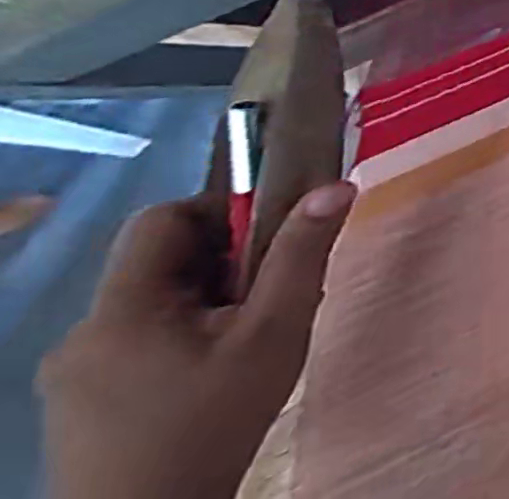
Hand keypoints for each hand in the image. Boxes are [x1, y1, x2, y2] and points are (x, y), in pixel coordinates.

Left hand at [38, 182, 355, 498]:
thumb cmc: (215, 417)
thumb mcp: (275, 329)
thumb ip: (300, 254)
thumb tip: (335, 186)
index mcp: (122, 308)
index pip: (163, 218)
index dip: (224, 210)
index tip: (274, 235)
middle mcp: (86, 329)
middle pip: (164, 259)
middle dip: (231, 259)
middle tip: (279, 288)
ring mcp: (78, 367)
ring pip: (160, 298)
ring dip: (216, 295)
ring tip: (259, 330)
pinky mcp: (84, 395)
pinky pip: (145, 333)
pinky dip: (194, 328)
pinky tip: (224, 364)